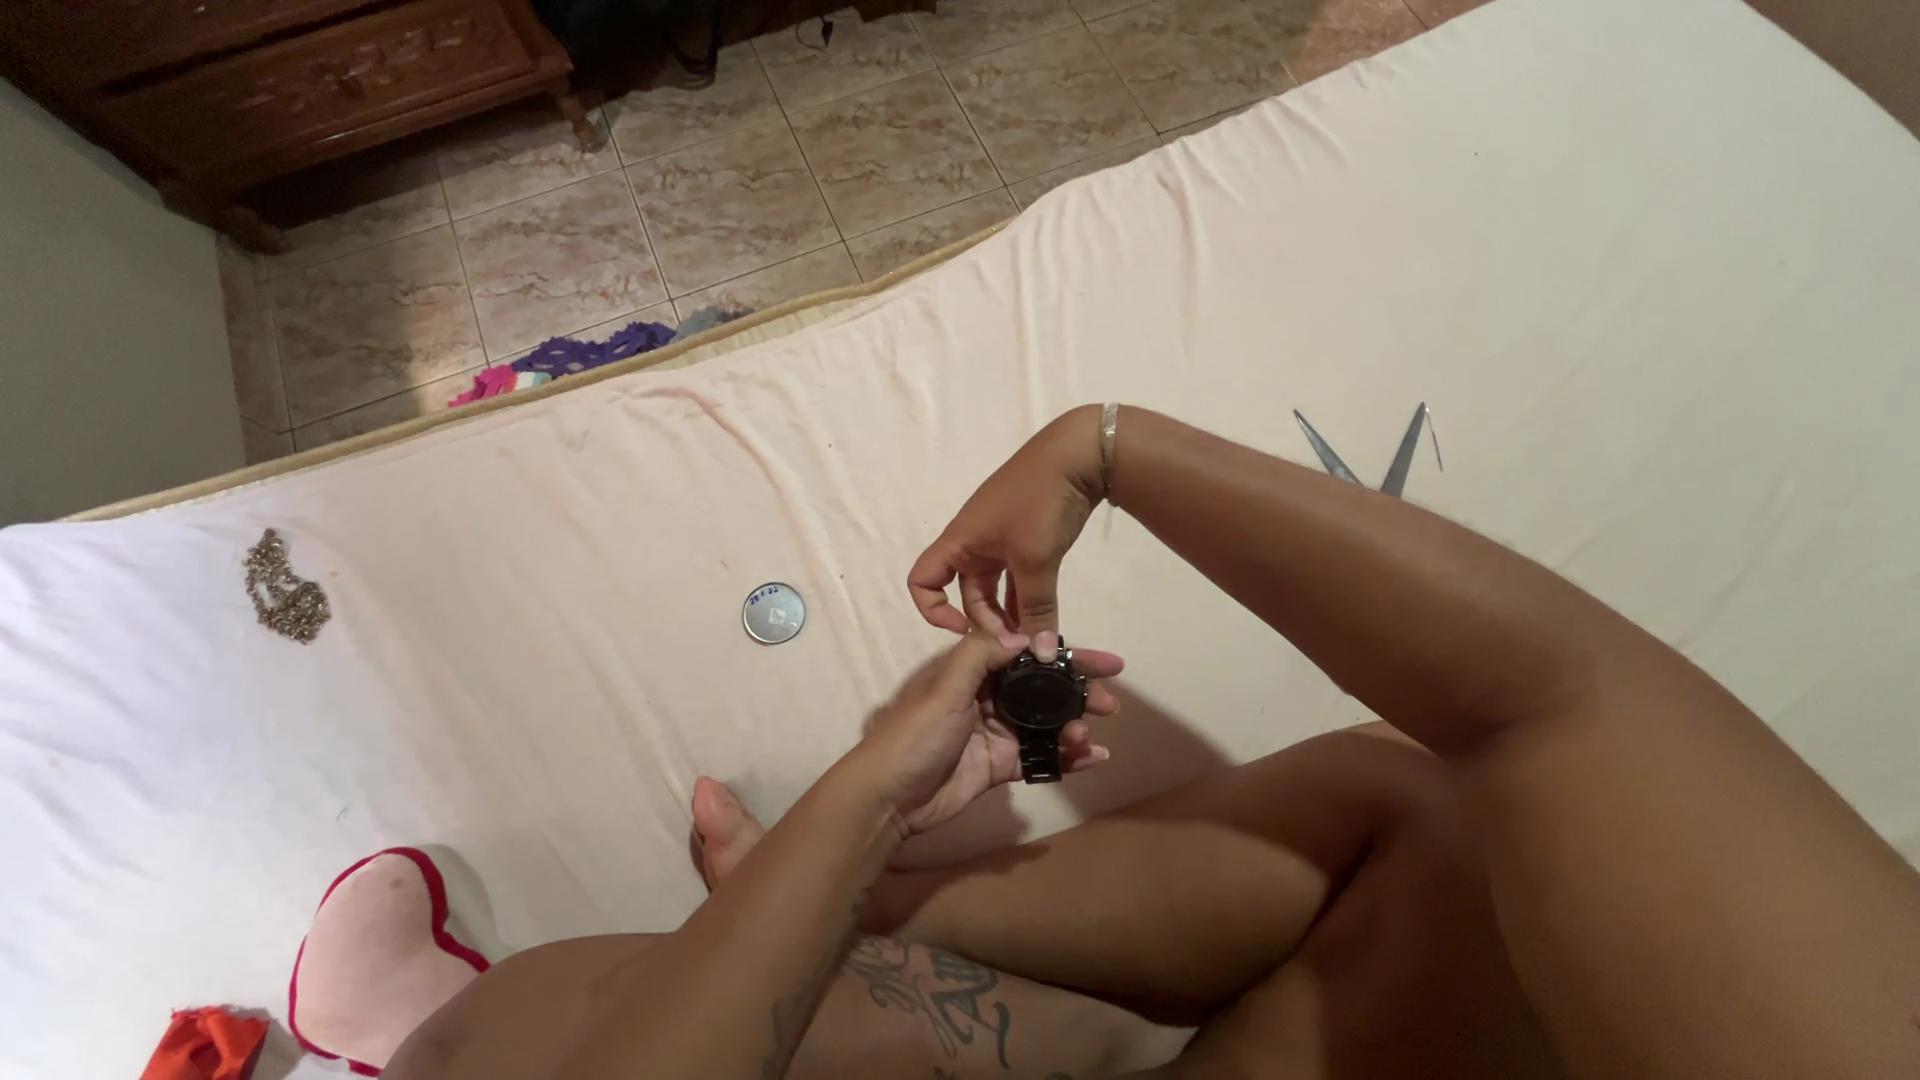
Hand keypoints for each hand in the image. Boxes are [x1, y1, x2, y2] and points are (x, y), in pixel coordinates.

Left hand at [855, 630, 1123, 834]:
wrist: (888, 796)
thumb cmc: (913, 735)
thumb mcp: (944, 687)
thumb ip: (980, 655)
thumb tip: (1024, 635)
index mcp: (973, 669)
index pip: (1028, 655)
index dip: (1066, 656)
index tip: (1106, 662)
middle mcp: (988, 696)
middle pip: (1043, 689)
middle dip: (1079, 692)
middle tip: (1111, 703)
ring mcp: (996, 732)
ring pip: (1046, 723)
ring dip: (1073, 726)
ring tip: (1091, 735)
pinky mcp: (999, 766)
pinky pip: (1039, 758)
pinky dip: (1066, 758)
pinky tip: (1093, 759)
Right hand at [909, 406, 1106, 646]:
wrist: (1078, 453)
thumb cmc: (1040, 502)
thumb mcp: (1035, 559)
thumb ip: (1036, 609)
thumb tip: (1040, 657)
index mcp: (959, 542)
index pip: (922, 581)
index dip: (932, 611)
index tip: (962, 630)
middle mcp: (973, 543)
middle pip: (965, 593)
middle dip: (985, 622)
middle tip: (1017, 646)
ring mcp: (1000, 540)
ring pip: (994, 588)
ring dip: (1008, 614)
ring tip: (1033, 640)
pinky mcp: (1026, 539)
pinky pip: (1016, 578)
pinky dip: (1026, 599)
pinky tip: (1045, 621)